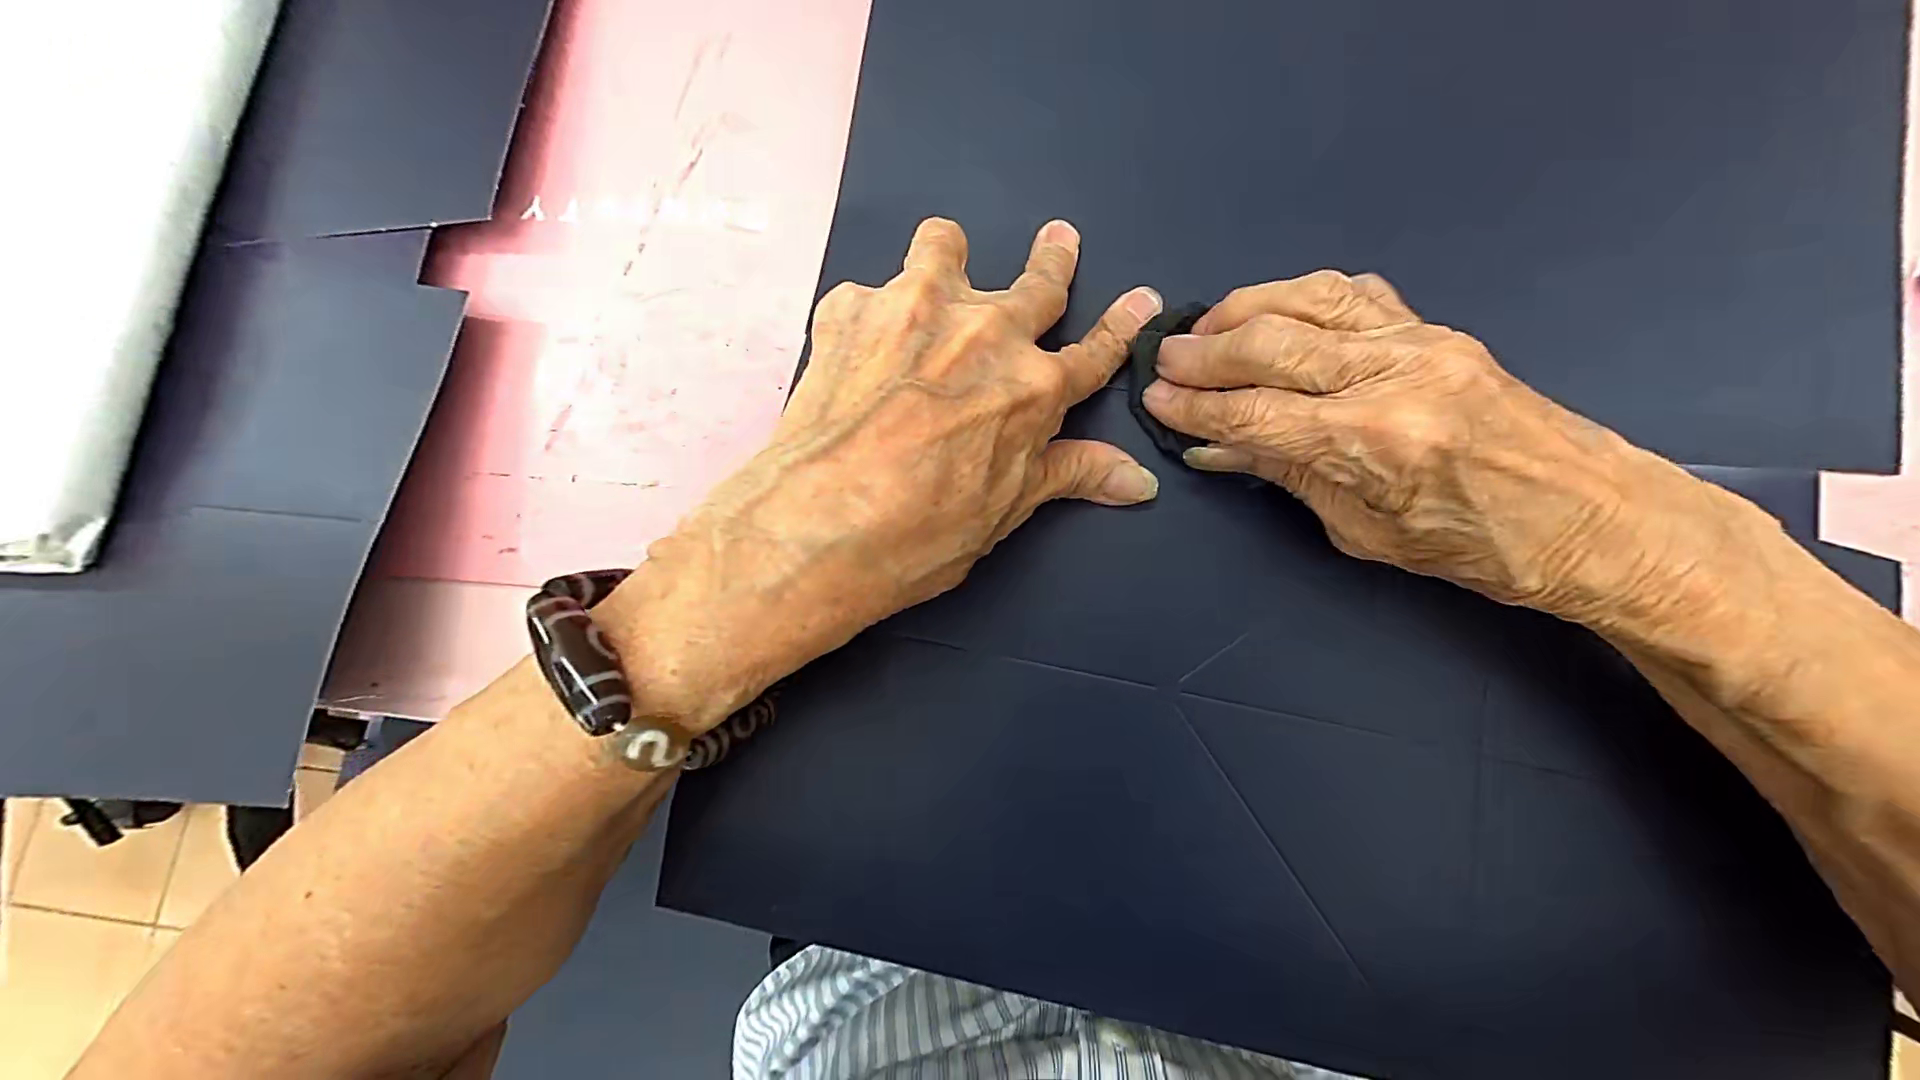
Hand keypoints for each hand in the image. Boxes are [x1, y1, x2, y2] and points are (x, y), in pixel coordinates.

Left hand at [604, 218, 1162, 728]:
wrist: (817, 525)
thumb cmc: (920, 535)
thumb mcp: (1004, 511)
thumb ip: (1069, 476)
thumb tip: (1140, 483)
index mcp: (1033, 389)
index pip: (1093, 353)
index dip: (1120, 328)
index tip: (1142, 299)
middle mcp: (984, 334)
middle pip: (1037, 283)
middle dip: (1054, 260)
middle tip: (1058, 242)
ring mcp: (916, 309)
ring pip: (945, 246)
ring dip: (950, 260)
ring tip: (936, 285)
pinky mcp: (852, 308)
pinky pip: (870, 292)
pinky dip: (873, 315)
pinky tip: (860, 355)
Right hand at [1141, 270, 1761, 624]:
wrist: (1599, 522)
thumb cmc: (1478, 549)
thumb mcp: (1359, 530)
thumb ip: (1284, 474)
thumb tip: (1215, 447)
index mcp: (1372, 441)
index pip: (1254, 412)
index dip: (1194, 405)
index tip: (1154, 399)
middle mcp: (1395, 375)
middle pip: (1271, 345)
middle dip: (1204, 352)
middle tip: (1162, 359)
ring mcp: (1422, 342)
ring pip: (1311, 300)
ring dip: (1246, 308)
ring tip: (1205, 326)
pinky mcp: (1439, 330)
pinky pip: (1357, 294)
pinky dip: (1301, 295)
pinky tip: (1274, 310)